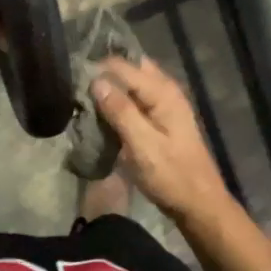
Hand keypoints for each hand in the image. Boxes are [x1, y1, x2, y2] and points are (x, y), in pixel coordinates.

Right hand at [89, 57, 230, 222]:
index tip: (72, 77)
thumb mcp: (143, 145)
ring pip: (131, 82)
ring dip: (110, 86)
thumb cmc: (172, 176)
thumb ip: (121, 111)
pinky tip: (100, 111)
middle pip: (129, 67)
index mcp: (162, 91)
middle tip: (76, 82)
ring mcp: (163, 103)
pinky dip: (118, 100)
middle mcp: (164, 89)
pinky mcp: (159, 118)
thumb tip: (96, 81)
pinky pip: (134, 98)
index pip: (122, 65)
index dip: (97, 68)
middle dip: (104, 71)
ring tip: (83, 95)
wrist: (198, 204)